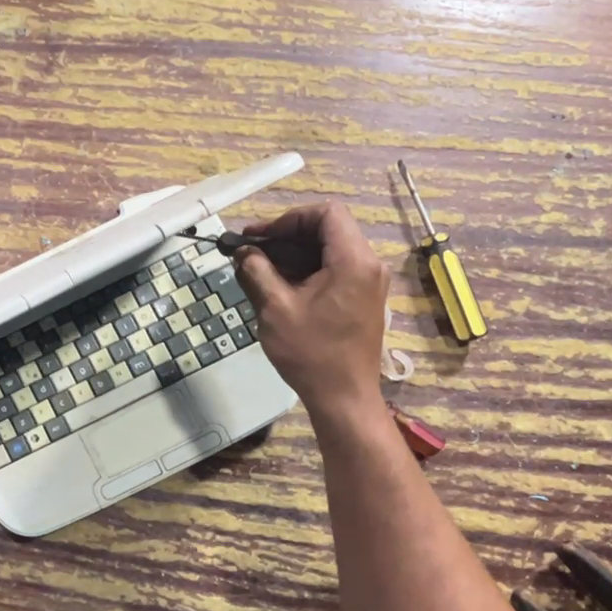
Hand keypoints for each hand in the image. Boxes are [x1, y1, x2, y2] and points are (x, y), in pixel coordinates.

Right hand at [231, 201, 389, 421]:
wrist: (343, 396)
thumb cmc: (310, 353)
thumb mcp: (275, 308)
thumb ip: (257, 271)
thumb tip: (243, 252)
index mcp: (353, 261)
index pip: (326, 213)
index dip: (289, 218)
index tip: (259, 237)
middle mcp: (368, 265)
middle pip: (328, 229)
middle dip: (287, 237)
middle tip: (252, 253)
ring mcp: (368, 282)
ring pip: (329, 250)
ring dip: (294, 255)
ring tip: (260, 272)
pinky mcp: (362, 298)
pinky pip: (334, 270)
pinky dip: (307, 271)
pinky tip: (280, 288)